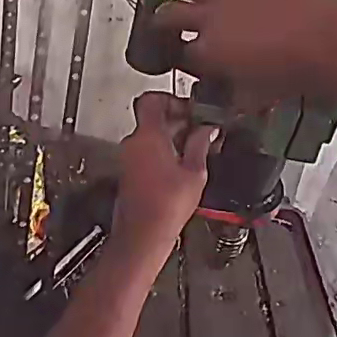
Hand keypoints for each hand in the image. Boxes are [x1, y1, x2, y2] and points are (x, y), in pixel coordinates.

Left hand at [114, 92, 214, 249]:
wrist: (143, 236)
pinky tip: (183, 164)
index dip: (173, 99)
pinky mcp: (130, 172)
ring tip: (196, 148)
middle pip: (154, 117)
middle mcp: (134, 143)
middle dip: (179, 120)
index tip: (191, 109)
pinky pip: (147, 151)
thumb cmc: (165, 207)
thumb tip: (207, 129)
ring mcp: (130, 157)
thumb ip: (200, 144)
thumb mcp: (195, 172)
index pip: (152, 99)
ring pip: (151, 135)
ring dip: (173, 136)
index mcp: (148, 136)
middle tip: (200, 129)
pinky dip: (164, 151)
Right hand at [150, 0, 336, 109]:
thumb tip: (232, 99)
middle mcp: (208, 20)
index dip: (180, 56)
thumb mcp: (258, 95)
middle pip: (173, 17)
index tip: (181, 56)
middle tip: (155, 19)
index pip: (182, 55)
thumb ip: (237, 96)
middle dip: (161, 20)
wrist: (327, 41)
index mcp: (208, 53)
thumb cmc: (295, 72)